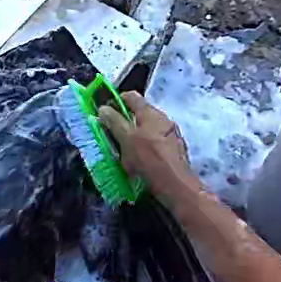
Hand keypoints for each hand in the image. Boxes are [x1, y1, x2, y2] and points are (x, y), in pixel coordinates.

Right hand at [98, 91, 202, 206]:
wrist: (177, 185)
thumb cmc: (149, 159)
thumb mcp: (126, 139)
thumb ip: (114, 122)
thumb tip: (103, 108)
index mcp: (150, 112)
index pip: (131, 96)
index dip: (116, 101)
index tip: (105, 113)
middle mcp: (163, 118)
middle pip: (139, 113)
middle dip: (124, 122)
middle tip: (112, 135)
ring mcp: (171, 133)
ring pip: (148, 129)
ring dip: (135, 136)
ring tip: (124, 152)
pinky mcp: (175, 148)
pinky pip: (156, 142)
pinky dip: (145, 147)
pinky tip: (140, 161)